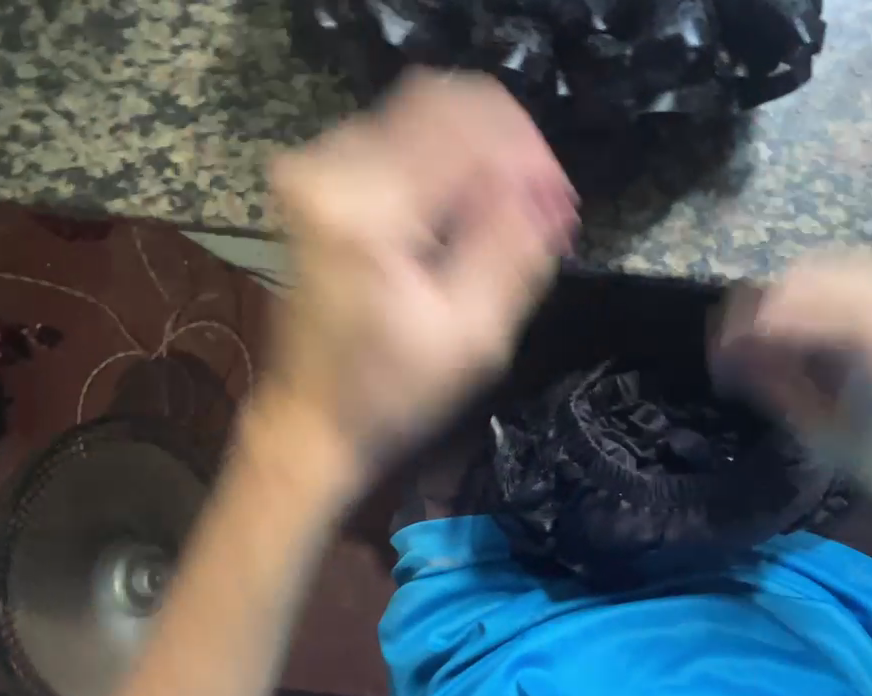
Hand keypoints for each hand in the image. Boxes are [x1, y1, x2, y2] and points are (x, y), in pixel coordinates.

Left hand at [261, 70, 576, 484]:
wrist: (313, 417)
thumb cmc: (390, 394)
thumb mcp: (470, 338)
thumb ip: (513, 252)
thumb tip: (548, 192)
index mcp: (366, 209)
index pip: (468, 127)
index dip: (528, 155)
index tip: (558, 204)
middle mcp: (329, 169)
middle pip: (444, 103)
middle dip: (507, 147)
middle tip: (541, 204)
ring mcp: (317, 171)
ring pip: (423, 115)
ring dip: (480, 154)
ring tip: (512, 212)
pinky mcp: (319, 184)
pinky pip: (400, 140)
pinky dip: (446, 164)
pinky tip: (470, 211)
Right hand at [713, 252, 871, 564]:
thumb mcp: (836, 439)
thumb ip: (777, 387)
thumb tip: (734, 359)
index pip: (773, 305)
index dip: (733, 335)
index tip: (717, 369)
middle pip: (799, 276)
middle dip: (761, 316)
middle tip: (741, 366)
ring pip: (830, 272)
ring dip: (796, 309)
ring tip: (781, 361)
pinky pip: (865, 279)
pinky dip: (833, 305)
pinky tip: (828, 348)